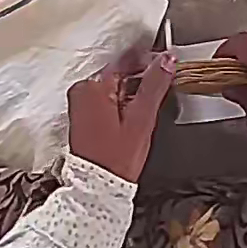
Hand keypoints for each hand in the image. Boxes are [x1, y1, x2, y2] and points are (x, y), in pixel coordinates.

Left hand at [68, 50, 176, 181]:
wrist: (98, 188)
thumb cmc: (116, 158)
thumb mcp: (142, 118)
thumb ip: (155, 85)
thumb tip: (166, 60)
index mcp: (93, 87)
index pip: (125, 59)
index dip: (148, 60)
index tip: (165, 63)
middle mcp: (82, 91)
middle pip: (119, 71)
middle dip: (141, 78)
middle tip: (159, 90)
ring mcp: (81, 103)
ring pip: (114, 85)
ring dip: (133, 90)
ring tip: (145, 109)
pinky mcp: (84, 115)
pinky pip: (107, 97)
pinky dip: (122, 101)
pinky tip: (133, 116)